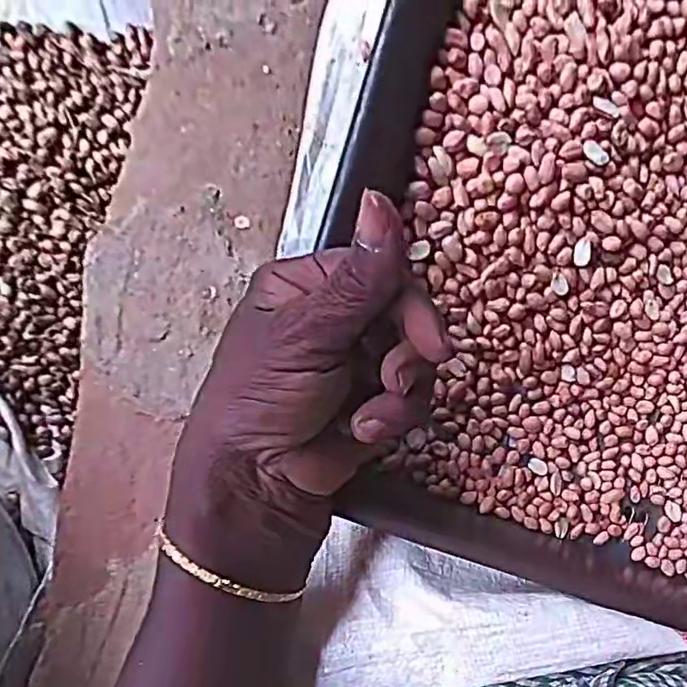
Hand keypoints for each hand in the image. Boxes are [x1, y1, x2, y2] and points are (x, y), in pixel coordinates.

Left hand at [165, 190, 451, 590]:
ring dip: (399, 392)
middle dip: (407, 354)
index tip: (429, 340)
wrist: (257, 481)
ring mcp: (357, 365)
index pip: (380, 275)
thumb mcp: (307, 335)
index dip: (410, 306)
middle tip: (398, 378)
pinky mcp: (373, 403)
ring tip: (370, 412)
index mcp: (308, 289)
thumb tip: (381, 205)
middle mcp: (336, 322)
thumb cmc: (258, 401)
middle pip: (405, 319)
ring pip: (413, 362)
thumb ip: (358, 281)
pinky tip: (365, 429)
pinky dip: (393, 418)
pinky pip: (409, 400)